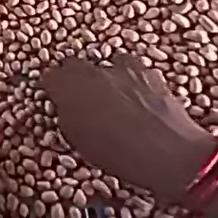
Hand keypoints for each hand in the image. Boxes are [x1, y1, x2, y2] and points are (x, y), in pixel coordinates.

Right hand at [40, 56, 213, 203]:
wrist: (167, 152)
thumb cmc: (118, 154)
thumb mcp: (81, 142)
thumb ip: (69, 117)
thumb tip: (67, 107)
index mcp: (68, 87)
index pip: (50, 76)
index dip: (52, 87)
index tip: (55, 96)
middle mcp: (91, 70)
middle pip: (74, 64)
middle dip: (74, 77)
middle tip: (80, 97)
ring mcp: (120, 68)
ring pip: (105, 64)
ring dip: (104, 76)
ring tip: (111, 97)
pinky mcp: (146, 71)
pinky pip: (131, 69)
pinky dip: (130, 79)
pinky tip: (136, 96)